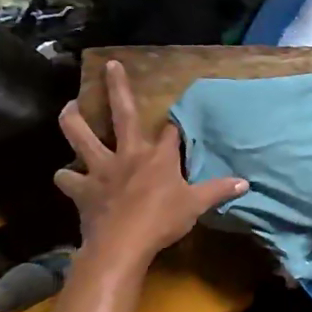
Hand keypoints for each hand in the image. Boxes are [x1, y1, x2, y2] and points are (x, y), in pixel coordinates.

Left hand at [55, 60, 248, 270]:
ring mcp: (102, 169)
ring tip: (68, 107)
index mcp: (158, 155)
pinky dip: (66, 176)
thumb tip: (246, 183)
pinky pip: (68, 178)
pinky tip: (65, 175)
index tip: (175, 118)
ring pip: (82, 136)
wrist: (122, 246)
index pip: (170, 130)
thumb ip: (218, 190)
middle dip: (118, 88)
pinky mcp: (83, 189)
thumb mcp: (196, 205)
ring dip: (73, 120)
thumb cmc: (162, 221)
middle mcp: (129, 153)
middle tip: (110, 65)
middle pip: (123, 113)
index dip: (174, 124)